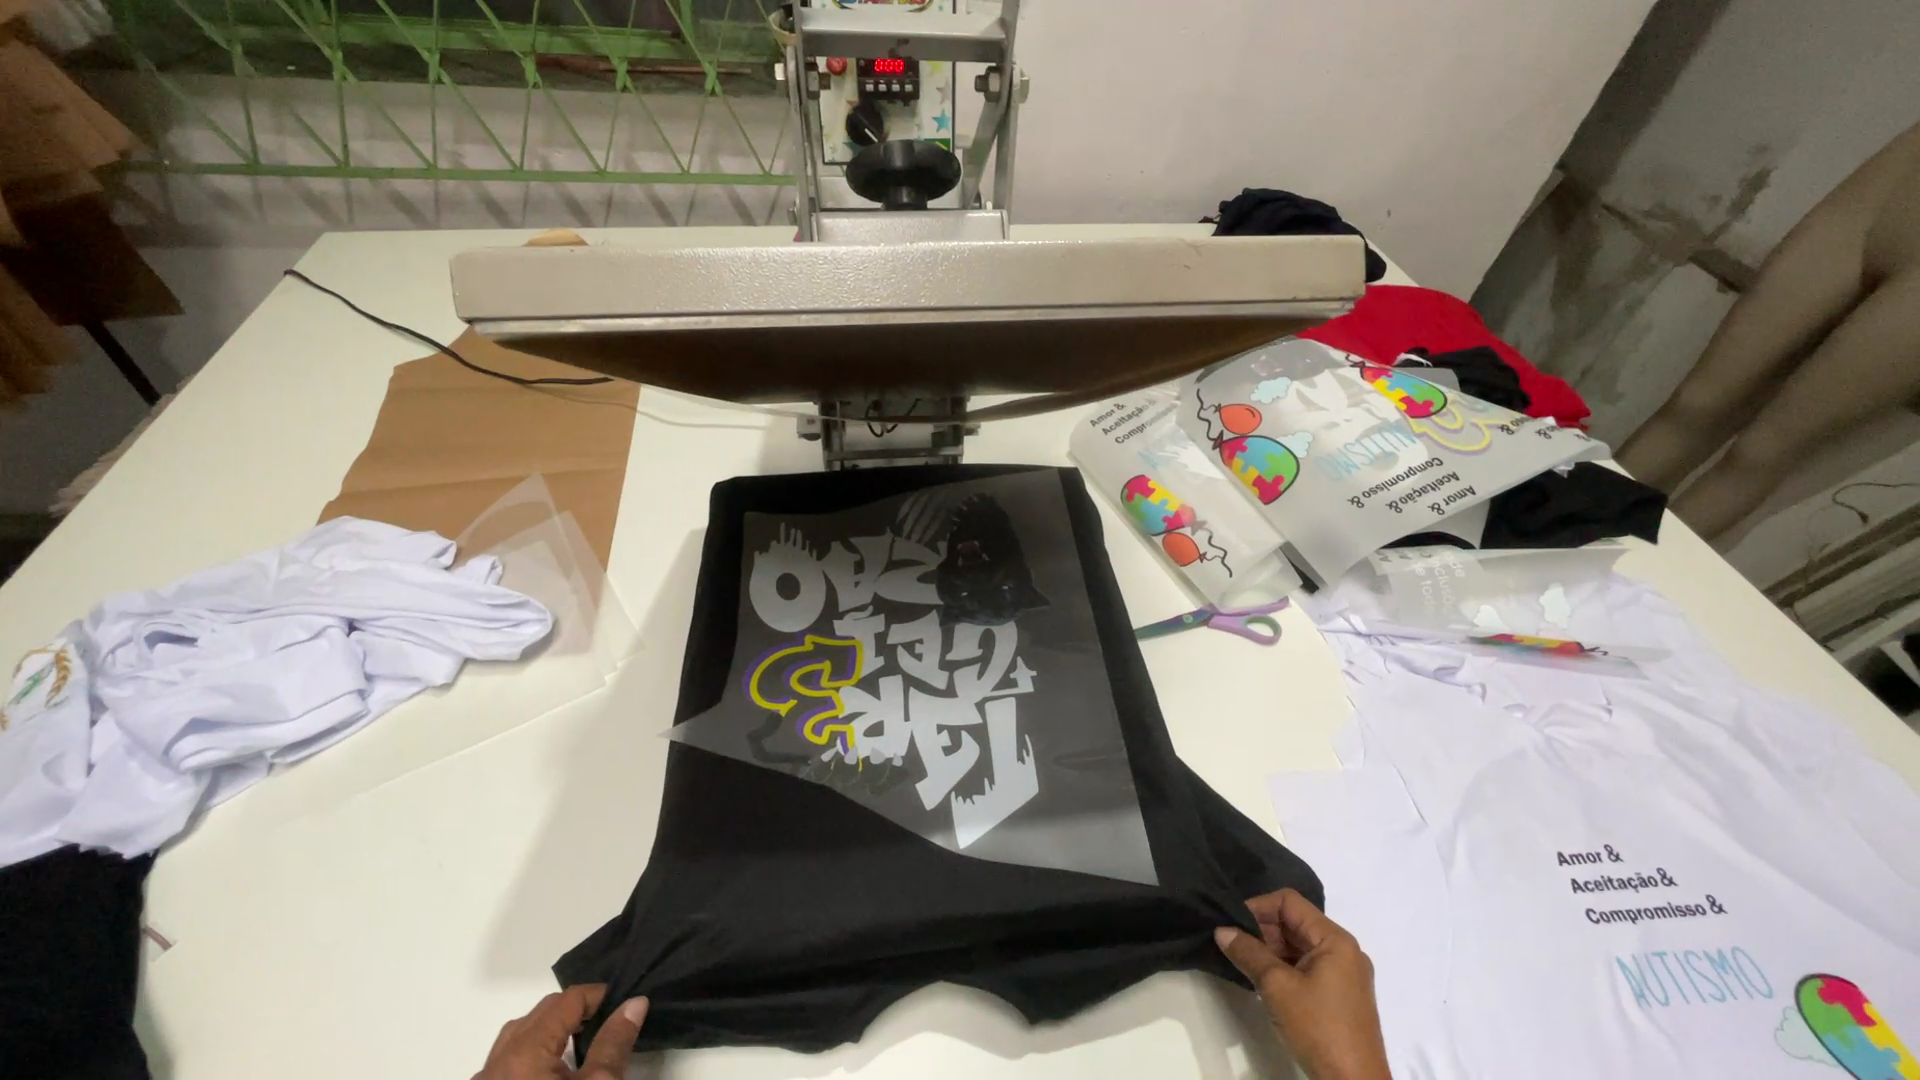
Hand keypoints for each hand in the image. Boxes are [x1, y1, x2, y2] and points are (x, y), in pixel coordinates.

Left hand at [473, 984, 648, 1079]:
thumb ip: (614, 1043)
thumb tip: (635, 1003)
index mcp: (525, 1052)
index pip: (567, 1000)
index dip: (600, 994)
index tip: (626, 1003)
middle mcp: (497, 1063)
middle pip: (540, 1013)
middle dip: (576, 1011)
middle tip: (607, 1024)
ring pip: (518, 1038)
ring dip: (550, 1032)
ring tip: (580, 1047)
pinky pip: (506, 1063)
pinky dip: (531, 1056)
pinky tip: (551, 1074)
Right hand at [1215, 888, 1390, 1079]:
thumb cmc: (1319, 1029)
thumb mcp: (1277, 987)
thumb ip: (1248, 952)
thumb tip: (1222, 930)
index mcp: (1336, 940)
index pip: (1289, 902)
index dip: (1257, 907)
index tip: (1231, 924)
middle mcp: (1345, 951)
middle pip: (1295, 922)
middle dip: (1262, 929)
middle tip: (1234, 945)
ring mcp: (1346, 975)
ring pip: (1300, 946)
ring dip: (1271, 950)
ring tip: (1244, 963)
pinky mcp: (1342, 997)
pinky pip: (1308, 967)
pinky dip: (1284, 967)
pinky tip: (1264, 982)